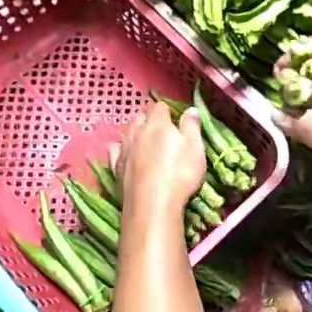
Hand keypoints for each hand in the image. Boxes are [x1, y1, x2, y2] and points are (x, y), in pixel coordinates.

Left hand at [116, 102, 206, 220]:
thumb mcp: (195, 148)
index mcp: (158, 124)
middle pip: (140, 117)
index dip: (167, 111)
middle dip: (149, 119)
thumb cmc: (180, 173)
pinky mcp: (116, 167)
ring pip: (127, 132)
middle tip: (161, 129)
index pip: (159, 107)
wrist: (153, 204)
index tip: (175, 119)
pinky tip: (125, 153)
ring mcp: (124, 149)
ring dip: (135, 132)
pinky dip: (121, 148)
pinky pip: (115, 150)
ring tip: (144, 140)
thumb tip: (191, 109)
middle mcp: (137, 132)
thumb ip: (192, 126)